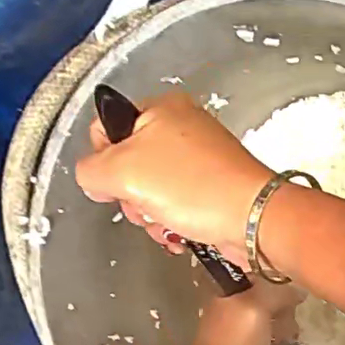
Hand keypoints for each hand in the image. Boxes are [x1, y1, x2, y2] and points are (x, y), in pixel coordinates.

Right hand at [78, 94, 274, 261]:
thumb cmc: (193, 188)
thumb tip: (94, 180)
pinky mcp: (214, 190)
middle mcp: (183, 129)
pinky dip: (174, 223)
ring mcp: (201, 161)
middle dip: (130, 196)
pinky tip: (181, 235)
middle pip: (129, 165)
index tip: (113, 182)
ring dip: (151, 215)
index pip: (107, 128)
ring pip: (152, 191)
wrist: (253, 219)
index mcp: (161, 108)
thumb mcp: (123, 171)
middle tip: (144, 206)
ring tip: (166, 224)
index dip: (102, 160)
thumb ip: (91, 170)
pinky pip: (178, 206)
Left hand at [184, 282, 303, 344]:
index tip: (289, 289)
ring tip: (285, 334)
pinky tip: (287, 343)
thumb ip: (276, 291)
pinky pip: (281, 332)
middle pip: (273, 294)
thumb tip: (300, 289)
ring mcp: (250, 327)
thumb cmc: (236, 343)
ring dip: (287, 322)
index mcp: (229, 292)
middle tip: (285, 316)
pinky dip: (286, 336)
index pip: (259, 274)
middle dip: (284, 304)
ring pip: (279, 313)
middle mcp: (239, 306)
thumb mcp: (254, 306)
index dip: (276, 279)